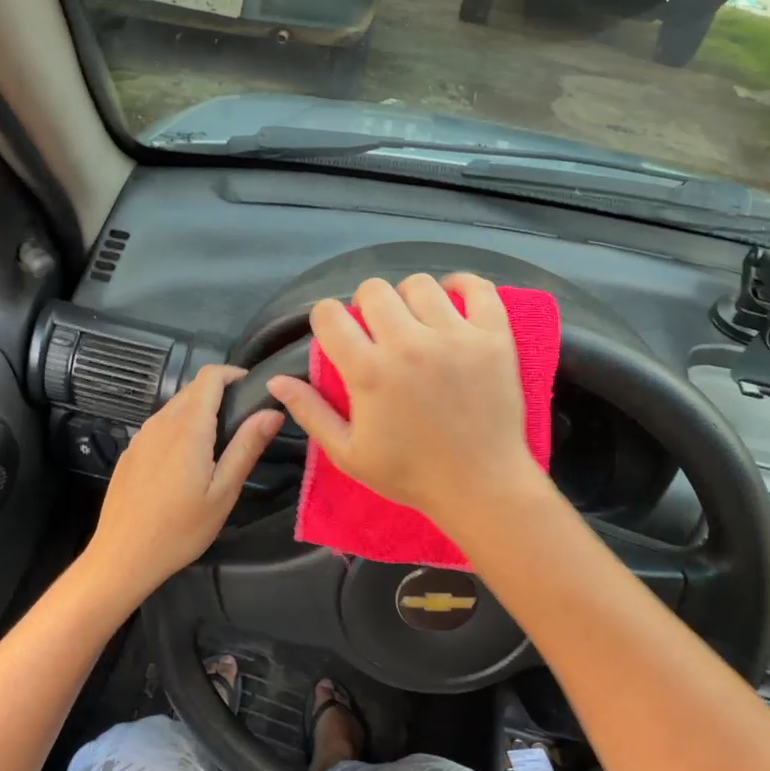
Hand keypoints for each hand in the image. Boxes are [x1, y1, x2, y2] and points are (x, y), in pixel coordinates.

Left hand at [80, 365, 283, 605]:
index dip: (234, 374)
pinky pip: (159, 429)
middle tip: (244, 426)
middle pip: (193, 390)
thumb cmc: (180, 529)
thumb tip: (272, 412)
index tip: (254, 391)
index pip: (210, 376)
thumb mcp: (223, 492)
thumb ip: (247, 447)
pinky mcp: (130, 454)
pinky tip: (186, 467)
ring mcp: (141, 437)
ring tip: (219, 449)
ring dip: (199, 415)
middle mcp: (160, 423)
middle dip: (220, 395)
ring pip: (174, 409)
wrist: (123, 556)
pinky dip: (178, 433)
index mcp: (188, 427)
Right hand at [267, 273, 542, 529]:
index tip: (336, 334)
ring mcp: (455, 337)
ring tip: (413, 323)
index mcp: (369, 373)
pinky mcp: (493, 337)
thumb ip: (311, 412)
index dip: (326, 319)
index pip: (331, 315)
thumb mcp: (347, 453)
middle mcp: (409, 345)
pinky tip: (450, 301)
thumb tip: (276, 380)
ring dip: (407, 299)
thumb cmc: (408, 475)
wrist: (478, 486)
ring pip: (420, 285)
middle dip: (365, 305)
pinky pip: (477, 287)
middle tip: (375, 331)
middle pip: (373, 290)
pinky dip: (461, 286)